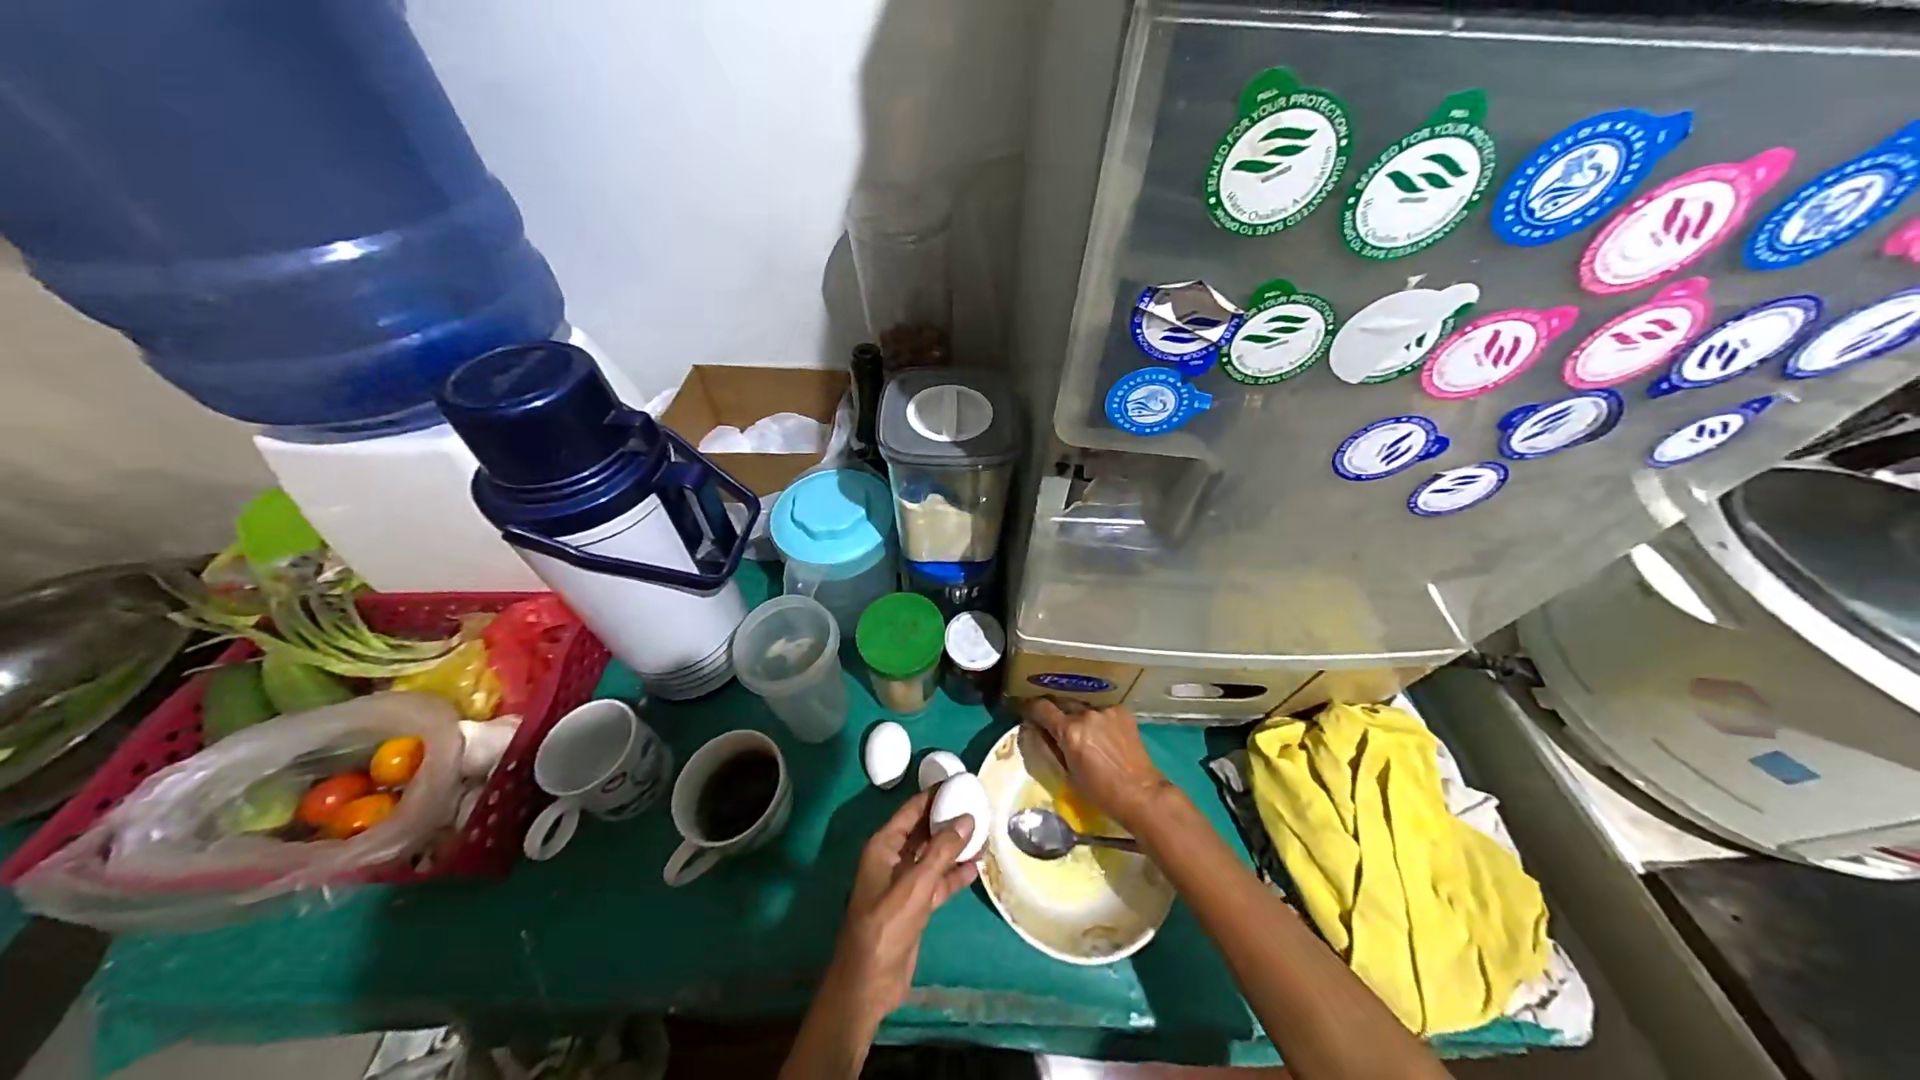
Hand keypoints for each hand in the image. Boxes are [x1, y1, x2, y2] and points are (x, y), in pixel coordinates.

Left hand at [825, 789, 978, 1027]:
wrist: (869, 982)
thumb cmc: (885, 926)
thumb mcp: (915, 885)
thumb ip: (941, 851)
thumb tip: (966, 818)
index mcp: (883, 846)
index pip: (911, 810)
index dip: (934, 794)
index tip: (961, 782)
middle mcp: (893, 858)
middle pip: (924, 830)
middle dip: (948, 818)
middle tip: (980, 805)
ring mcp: (904, 881)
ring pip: (933, 855)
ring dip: (955, 846)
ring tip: (985, 833)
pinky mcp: (915, 903)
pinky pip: (938, 880)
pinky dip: (954, 873)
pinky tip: (976, 866)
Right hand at [1022, 698, 1175, 831]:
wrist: (1141, 793)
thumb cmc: (1100, 792)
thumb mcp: (1068, 772)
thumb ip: (1052, 746)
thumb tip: (1039, 730)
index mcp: (1070, 731)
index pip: (1041, 708)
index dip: (1030, 708)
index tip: (1026, 712)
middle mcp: (1086, 714)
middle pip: (1061, 702)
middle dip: (1054, 712)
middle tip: (1052, 723)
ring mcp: (1106, 711)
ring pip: (1082, 706)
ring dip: (1077, 715)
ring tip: (1082, 731)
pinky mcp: (1121, 712)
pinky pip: (1101, 710)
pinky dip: (1097, 719)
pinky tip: (1103, 733)